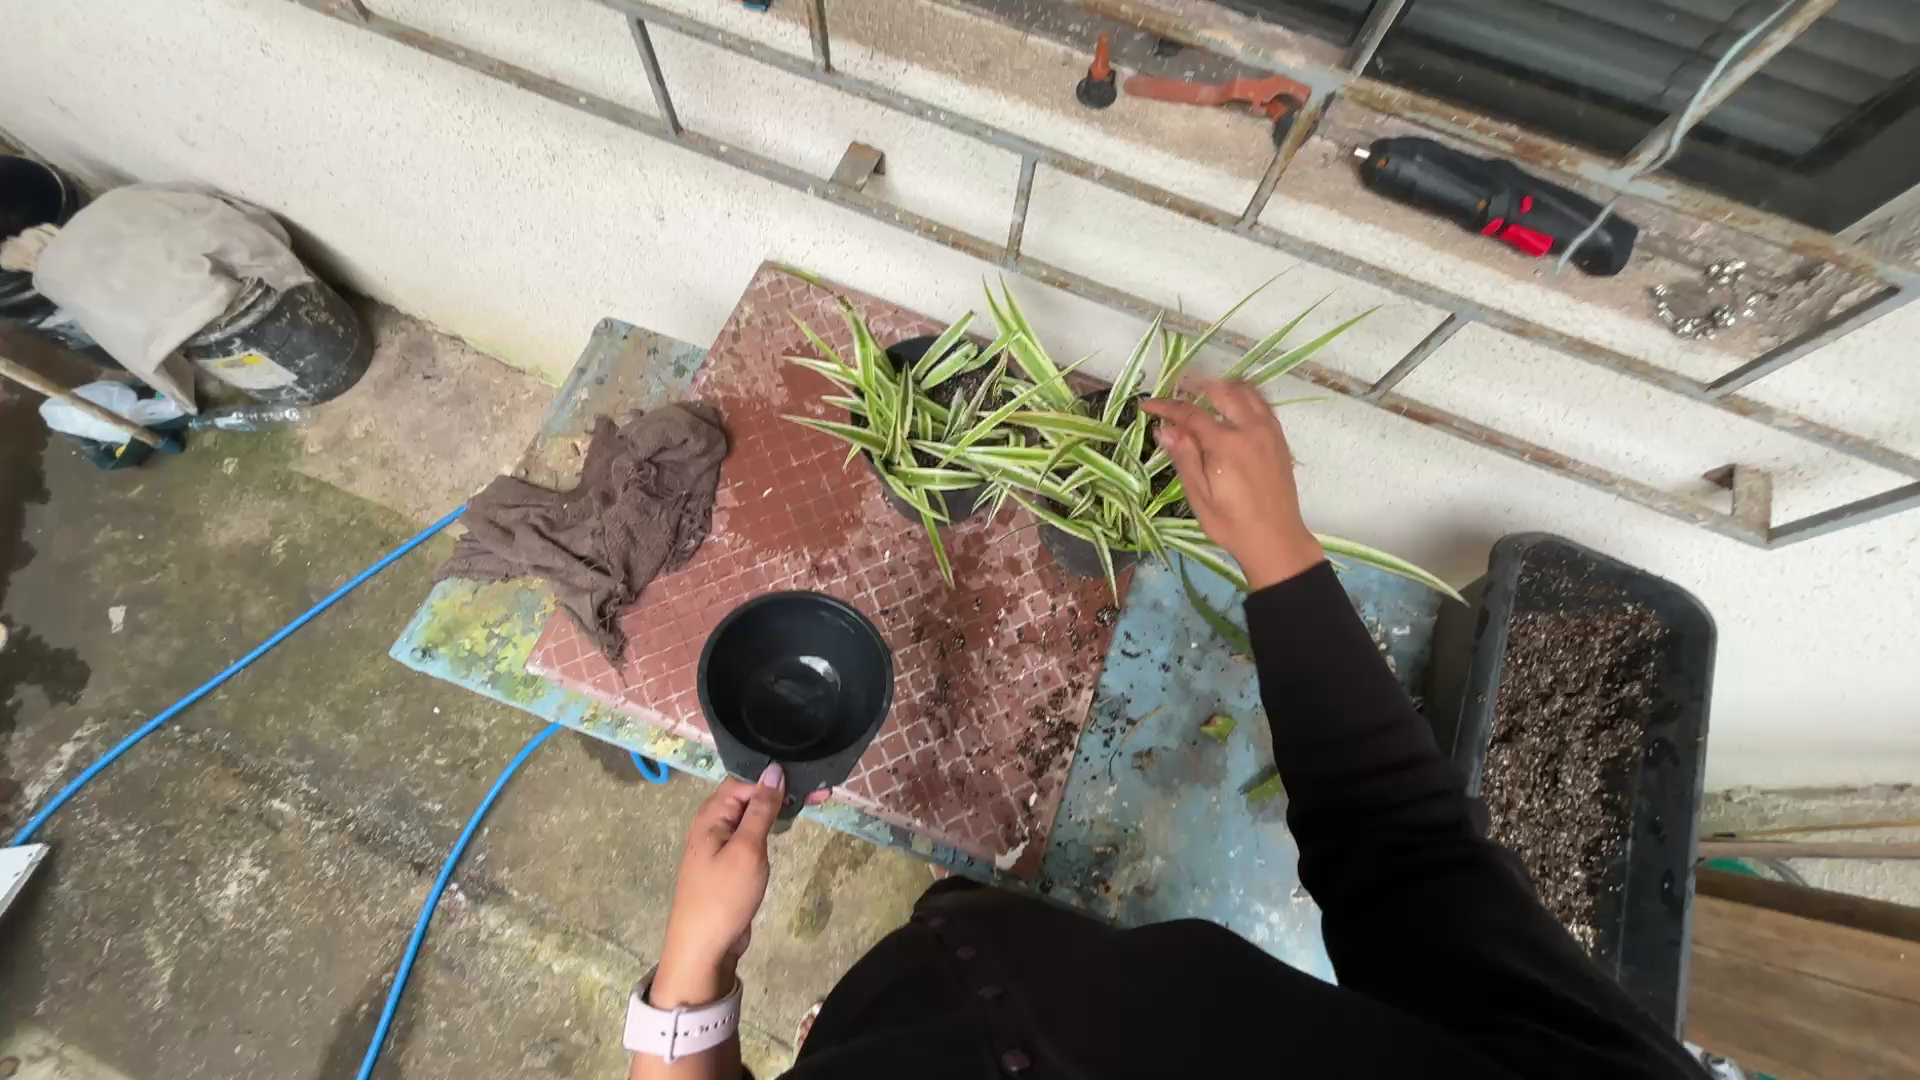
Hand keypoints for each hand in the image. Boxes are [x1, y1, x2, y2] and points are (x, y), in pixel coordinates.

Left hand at [652, 765, 827, 1007]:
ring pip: (754, 814)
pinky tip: (790, 824)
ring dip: (780, 807)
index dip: (775, 776)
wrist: (703, 953)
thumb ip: (761, 808)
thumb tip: (774, 769)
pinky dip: (772, 827)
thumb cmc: (723, 897)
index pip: (746, 779)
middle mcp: (713, 823)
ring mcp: (721, 843)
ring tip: (813, 802)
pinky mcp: (730, 861)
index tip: (808, 778)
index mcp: (711, 814)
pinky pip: (753, 834)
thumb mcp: (747, 849)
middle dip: (783, 790)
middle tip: (820, 793)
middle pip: (750, 794)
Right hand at [1141, 377, 1323, 590]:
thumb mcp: (1199, 495)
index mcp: (1227, 445)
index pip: (1191, 414)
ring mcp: (1269, 432)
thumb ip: (1184, 457)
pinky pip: (1262, 405)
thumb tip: (1164, 429)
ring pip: (1247, 392)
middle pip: (1222, 392)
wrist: (1275, 540)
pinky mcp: (1280, 439)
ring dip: (1223, 386)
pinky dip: (1244, 396)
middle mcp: (1251, 430)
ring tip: (1202, 391)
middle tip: (1175, 389)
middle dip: (1196, 386)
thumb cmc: (1231, 523)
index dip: (1166, 407)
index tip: (1147, 405)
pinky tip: (1232, 406)